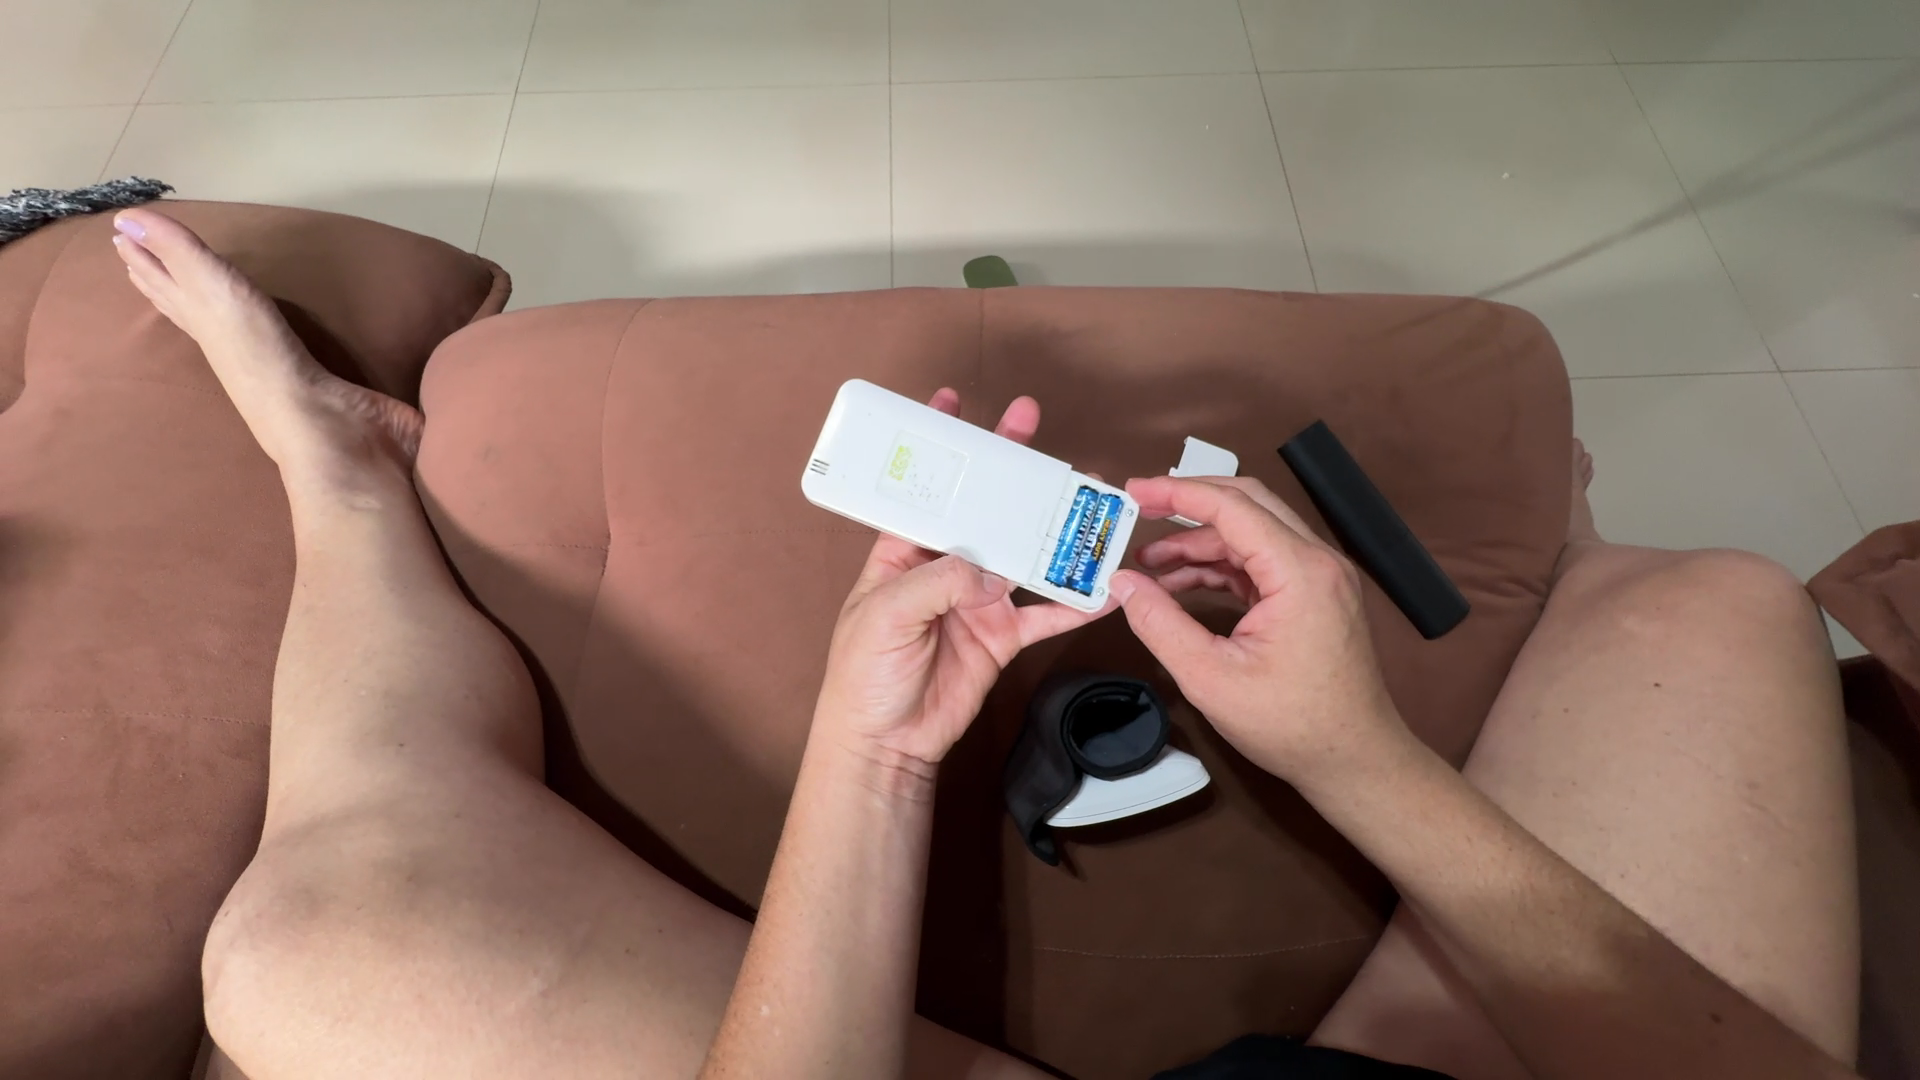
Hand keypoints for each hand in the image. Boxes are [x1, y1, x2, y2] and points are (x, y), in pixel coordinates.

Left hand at [813, 389, 1111, 780]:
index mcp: (903, 553)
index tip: (950, 404)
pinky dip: (1074, 603)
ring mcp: (978, 600)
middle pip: (982, 511)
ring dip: (1051, 530)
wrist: (887, 742)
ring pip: (1022, 555)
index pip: (924, 492)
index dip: (938, 451)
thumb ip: (938, 583)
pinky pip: (1045, 613)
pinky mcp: (1002, 635)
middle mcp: (944, 568)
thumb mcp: (885, 615)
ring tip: (1084, 497)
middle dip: (1005, 470)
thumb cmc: (864, 673)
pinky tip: (1102, 588)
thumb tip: (992, 571)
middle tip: (1029, 423)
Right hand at [1108, 475, 1408, 785]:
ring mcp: (1318, 576)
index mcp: (1299, 572)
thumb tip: (1120, 583)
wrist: (1356, 761)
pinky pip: (1258, 560)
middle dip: (1186, 502)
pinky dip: (1218, 564)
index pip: (1232, 506)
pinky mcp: (1312, 593)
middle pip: (1246, 503)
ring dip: (1198, 539)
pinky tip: (1179, 583)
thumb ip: (1159, 623)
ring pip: (1250, 531)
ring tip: (1147, 560)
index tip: (1131, 491)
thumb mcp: (1209, 677)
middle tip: (1137, 508)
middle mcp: (1316, 560)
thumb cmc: (1289, 725)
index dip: (1176, 493)